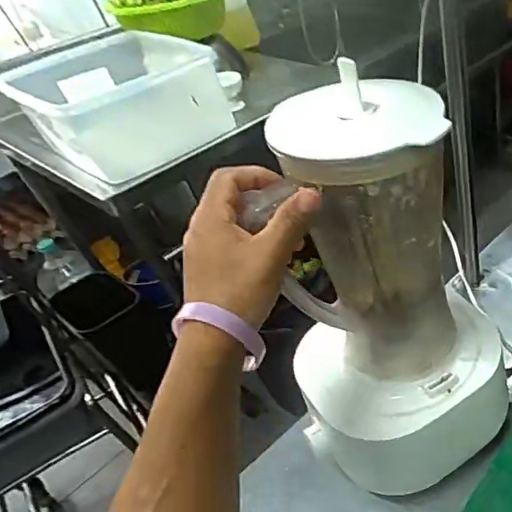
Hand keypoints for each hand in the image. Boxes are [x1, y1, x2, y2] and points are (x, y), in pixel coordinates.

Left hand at [181, 166, 319, 327]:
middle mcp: (201, 229)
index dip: (258, 175)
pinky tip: (275, 258)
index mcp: (210, 218)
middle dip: (267, 202)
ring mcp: (203, 249)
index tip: (286, 189)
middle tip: (294, 215)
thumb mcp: (272, 253)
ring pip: (235, 221)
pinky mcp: (209, 267)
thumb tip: (311, 193)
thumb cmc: (241, 292)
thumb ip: (291, 220)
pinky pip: (233, 241)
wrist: (216, 336)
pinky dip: (255, 240)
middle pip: (232, 198)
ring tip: (291, 240)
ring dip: (264, 223)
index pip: (228, 177)